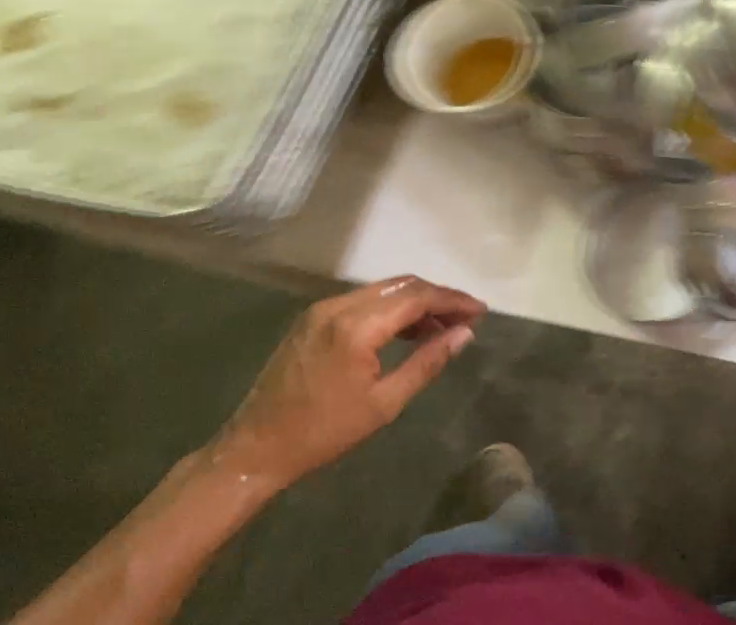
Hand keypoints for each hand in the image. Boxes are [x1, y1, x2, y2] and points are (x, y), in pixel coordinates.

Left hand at [211, 276, 484, 489]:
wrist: (254, 449)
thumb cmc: (323, 432)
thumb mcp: (385, 402)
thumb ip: (428, 362)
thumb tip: (464, 334)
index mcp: (356, 327)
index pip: (418, 297)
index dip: (454, 301)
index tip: (480, 312)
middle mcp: (338, 307)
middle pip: (403, 286)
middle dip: (438, 298)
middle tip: (465, 319)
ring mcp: (321, 310)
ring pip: (384, 290)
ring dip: (416, 303)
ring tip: (441, 328)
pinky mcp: (312, 319)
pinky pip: (364, 301)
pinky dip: (391, 309)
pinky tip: (406, 331)